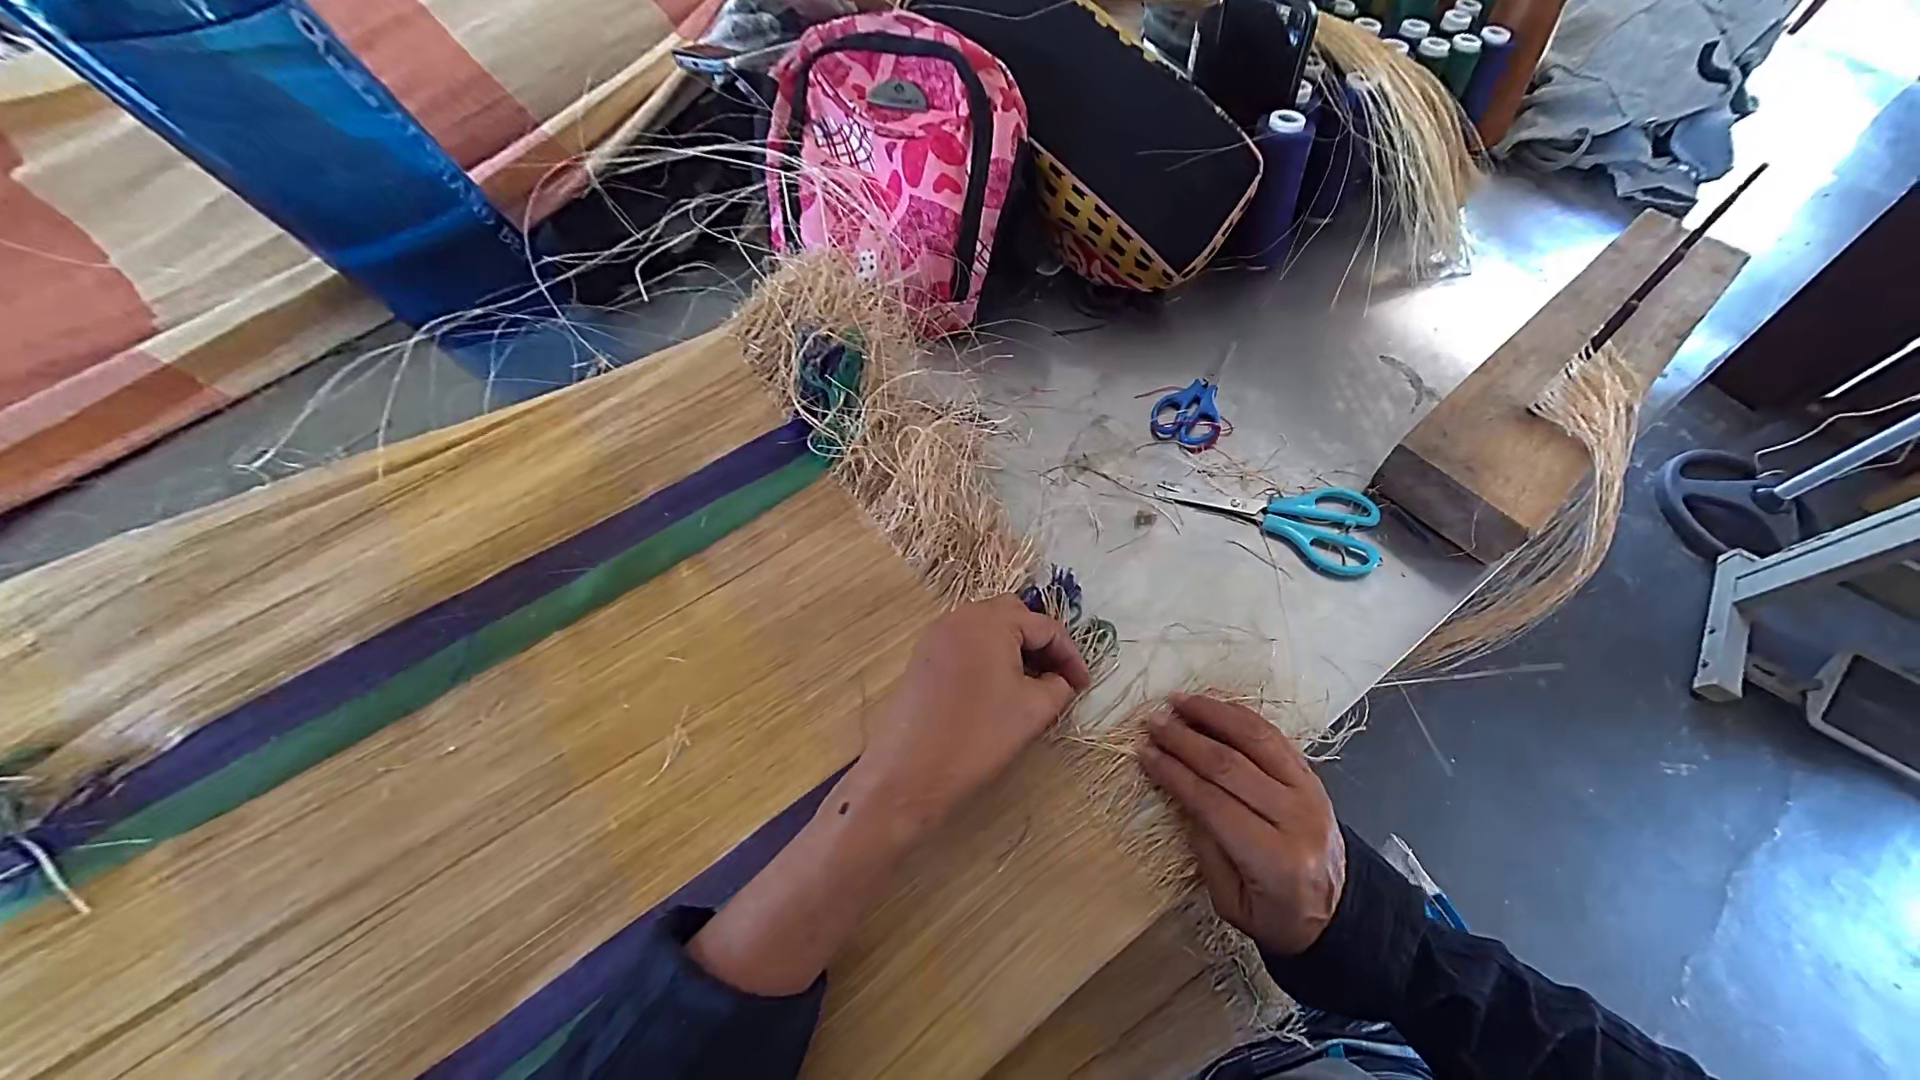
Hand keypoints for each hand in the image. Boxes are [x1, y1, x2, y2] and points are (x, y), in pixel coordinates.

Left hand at [849, 595, 1092, 838]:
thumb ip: (1058, 684)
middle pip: (1013, 616)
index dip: (1070, 655)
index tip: (1083, 686)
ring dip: (1014, 649)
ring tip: (1031, 686)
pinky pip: (966, 643)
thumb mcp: (1033, 709)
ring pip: (988, 629)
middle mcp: (961, 617)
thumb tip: (1060, 678)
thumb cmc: (978, 735)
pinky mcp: (923, 656)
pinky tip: (998, 690)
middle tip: (1057, 677)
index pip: (1045, 626)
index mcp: (991, 621)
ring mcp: (937, 635)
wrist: (910, 772)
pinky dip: (989, 656)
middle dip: (1040, 643)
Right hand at [1140, 693, 1344, 955]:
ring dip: (1212, 715)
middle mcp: (1298, 819)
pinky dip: (1239, 716)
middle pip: (1231, 766)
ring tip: (1178, 701)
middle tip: (1152, 723)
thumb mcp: (1230, 902)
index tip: (1144, 753)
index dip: (1174, 774)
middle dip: (1184, 740)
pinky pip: (1274, 736)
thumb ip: (1205, 846)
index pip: (1213, 803)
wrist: (1339, 914)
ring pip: (1256, 739)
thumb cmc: (1276, 914)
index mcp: (1276, 859)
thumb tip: (1179, 792)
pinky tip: (1212, 706)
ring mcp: (1310, 792)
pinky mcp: (1313, 776)